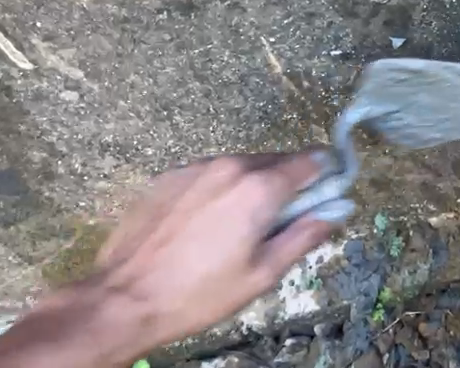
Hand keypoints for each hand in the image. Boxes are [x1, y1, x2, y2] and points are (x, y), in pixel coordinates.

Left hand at [0, 152, 345, 367]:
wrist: (120, 301)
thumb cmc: (198, 294)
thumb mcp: (262, 274)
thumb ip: (306, 234)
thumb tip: (340, 208)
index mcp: (261, 186)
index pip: (311, 160)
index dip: (324, 175)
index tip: (323, 195)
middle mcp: (234, 164)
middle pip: (278, 161)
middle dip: (286, 184)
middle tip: (274, 224)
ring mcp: (199, 166)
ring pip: (243, 166)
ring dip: (250, 186)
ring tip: (232, 228)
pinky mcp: (170, 174)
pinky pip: (209, 173)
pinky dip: (217, 190)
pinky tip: (201, 225)